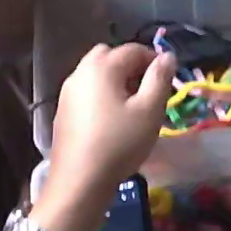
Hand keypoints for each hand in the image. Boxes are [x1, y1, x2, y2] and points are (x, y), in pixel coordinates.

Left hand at [34, 43, 174, 230]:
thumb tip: (167, 56)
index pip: (133, 50)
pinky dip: (101, 96)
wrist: (80, 180)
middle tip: (147, 92)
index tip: (167, 82)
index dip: (155, 61)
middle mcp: (81, 72)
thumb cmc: (119, 143)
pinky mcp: (63, 111)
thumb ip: (160, 78)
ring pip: (96, 74)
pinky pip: (87, 92)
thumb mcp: (149, 111)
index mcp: (102, 66)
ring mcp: (68, 92)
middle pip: (110, 56)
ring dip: (116, 81)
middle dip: (131, 67)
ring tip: (131, 108)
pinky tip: (111, 121)